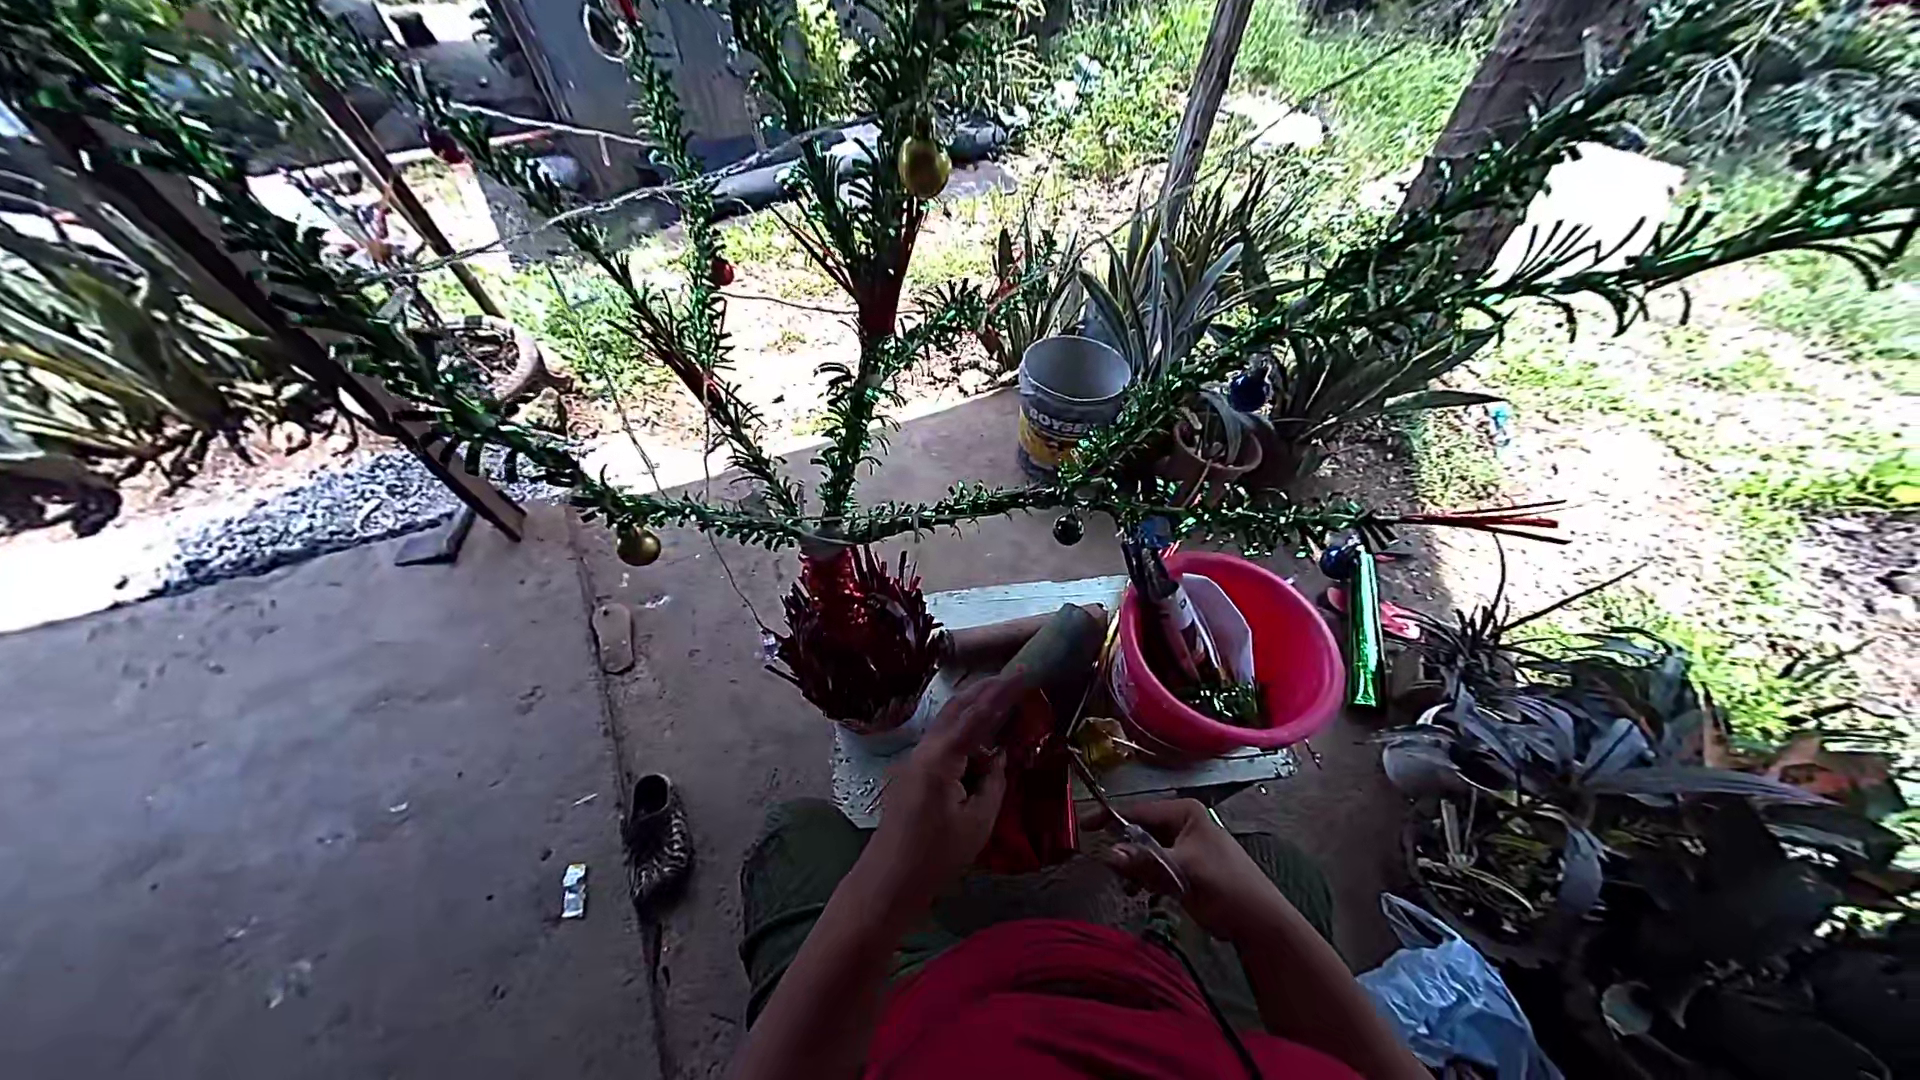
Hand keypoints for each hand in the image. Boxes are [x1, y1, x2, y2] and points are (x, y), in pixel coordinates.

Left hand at [862, 674, 1023, 908]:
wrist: (887, 881)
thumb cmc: (935, 857)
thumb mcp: (978, 822)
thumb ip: (994, 782)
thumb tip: (999, 756)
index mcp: (940, 758)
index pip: (977, 715)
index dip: (1002, 692)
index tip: (1023, 672)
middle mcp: (924, 749)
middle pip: (957, 707)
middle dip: (985, 689)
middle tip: (1013, 676)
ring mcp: (914, 758)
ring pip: (947, 721)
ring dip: (973, 707)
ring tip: (1001, 698)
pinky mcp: (913, 771)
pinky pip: (942, 739)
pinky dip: (964, 730)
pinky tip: (980, 739)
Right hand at [1093, 798, 1289, 942]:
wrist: (1261, 924)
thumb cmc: (1227, 887)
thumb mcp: (1184, 872)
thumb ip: (1146, 861)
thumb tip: (1109, 854)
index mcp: (1184, 812)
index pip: (1139, 810)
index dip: (1110, 818)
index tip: (1085, 827)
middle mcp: (1181, 823)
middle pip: (1140, 831)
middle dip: (1125, 849)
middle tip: (1111, 867)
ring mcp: (1183, 846)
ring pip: (1145, 851)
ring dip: (1135, 867)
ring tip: (1131, 885)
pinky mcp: (1183, 868)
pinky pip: (1154, 867)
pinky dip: (1145, 878)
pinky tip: (1141, 891)